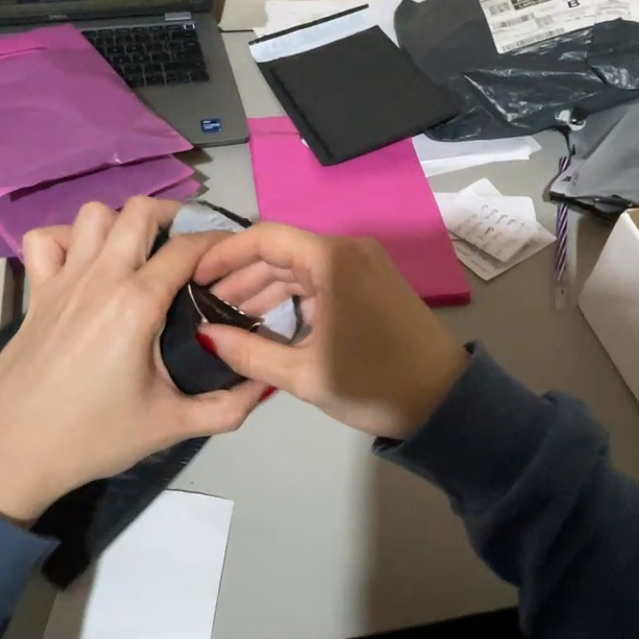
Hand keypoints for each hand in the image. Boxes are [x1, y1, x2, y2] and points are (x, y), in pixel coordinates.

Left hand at [0, 199, 269, 523]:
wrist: (9, 457)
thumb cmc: (92, 438)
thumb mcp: (170, 426)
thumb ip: (227, 406)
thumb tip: (266, 386)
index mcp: (136, 303)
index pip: (186, 248)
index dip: (215, 243)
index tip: (230, 255)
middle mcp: (100, 278)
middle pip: (139, 211)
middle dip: (172, 215)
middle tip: (189, 245)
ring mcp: (62, 281)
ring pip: (94, 214)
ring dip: (123, 222)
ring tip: (141, 251)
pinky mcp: (35, 293)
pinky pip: (46, 240)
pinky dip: (69, 239)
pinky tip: (86, 264)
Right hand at [192, 223, 469, 439]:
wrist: (444, 401)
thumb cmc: (373, 384)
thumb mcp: (305, 374)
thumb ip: (248, 352)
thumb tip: (203, 335)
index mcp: (333, 259)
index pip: (266, 237)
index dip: (225, 253)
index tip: (194, 275)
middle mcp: (348, 249)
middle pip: (282, 251)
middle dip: (241, 275)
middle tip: (203, 304)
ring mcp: (363, 263)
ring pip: (300, 266)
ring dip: (265, 288)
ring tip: (227, 316)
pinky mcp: (371, 281)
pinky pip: (321, 277)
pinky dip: (293, 295)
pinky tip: (266, 320)